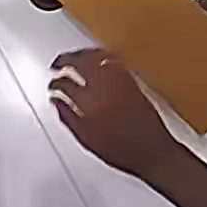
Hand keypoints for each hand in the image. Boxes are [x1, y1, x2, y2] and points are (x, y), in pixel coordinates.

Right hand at [49, 49, 192, 183]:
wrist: (154, 152)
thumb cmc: (123, 151)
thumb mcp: (86, 139)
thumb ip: (67, 117)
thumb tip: (56, 102)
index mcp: (88, 101)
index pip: (64, 83)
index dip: (55, 83)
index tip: (53, 86)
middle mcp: (103, 86)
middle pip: (79, 61)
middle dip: (64, 59)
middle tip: (57, 64)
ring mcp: (119, 80)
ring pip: (96, 55)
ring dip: (82, 54)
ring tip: (74, 57)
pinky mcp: (132, 80)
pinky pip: (113, 60)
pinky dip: (101, 55)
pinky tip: (97, 59)